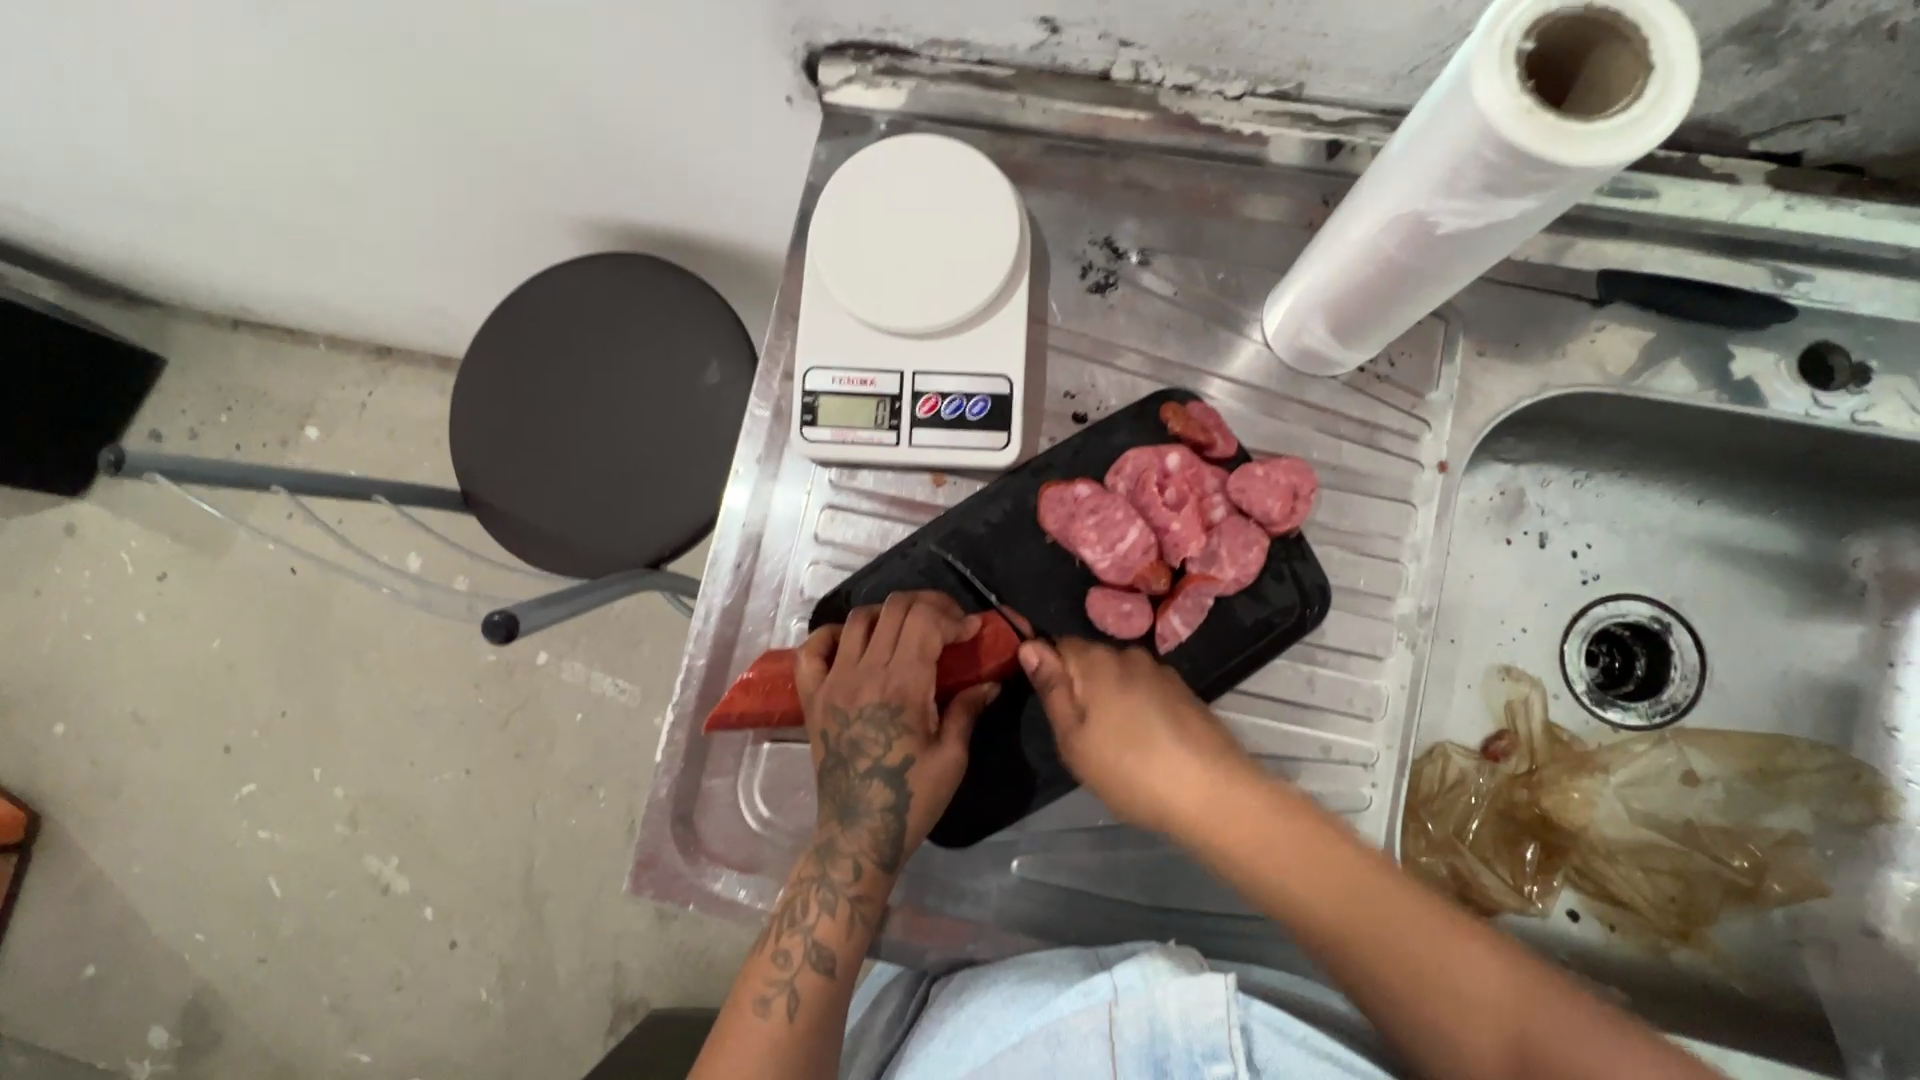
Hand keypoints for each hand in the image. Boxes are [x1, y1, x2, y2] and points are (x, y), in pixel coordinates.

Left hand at [795, 590, 999, 879]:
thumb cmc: (913, 799)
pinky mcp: (812, 697)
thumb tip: (990, 681)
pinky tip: (852, 644)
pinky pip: (812, 649)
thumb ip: (968, 709)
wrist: (858, 833)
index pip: (925, 621)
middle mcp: (864, 673)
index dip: (954, 617)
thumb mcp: (952, 756)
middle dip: (928, 606)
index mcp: (902, 685)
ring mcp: (832, 682)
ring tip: (908, 630)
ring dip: (888, 615)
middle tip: (948, 624)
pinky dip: (832, 635)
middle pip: (894, 609)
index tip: (972, 631)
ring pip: (858, 619)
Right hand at [1019, 638, 1259, 834]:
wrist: (1211, 793)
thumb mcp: (1073, 738)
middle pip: (1091, 661)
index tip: (1054, 709)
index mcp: (1096, 661)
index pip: (1057, 645)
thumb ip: (1051, 689)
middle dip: (1082, 689)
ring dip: (1112, 701)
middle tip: (1083, 736)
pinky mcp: (1185, 693)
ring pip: (1121, 678)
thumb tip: (1030, 646)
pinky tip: (1147, 745)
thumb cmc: (1129, 770)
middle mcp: (1129, 656)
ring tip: (1117, 745)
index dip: (1050, 673)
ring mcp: (1162, 673)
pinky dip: (1140, 711)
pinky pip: (1147, 692)